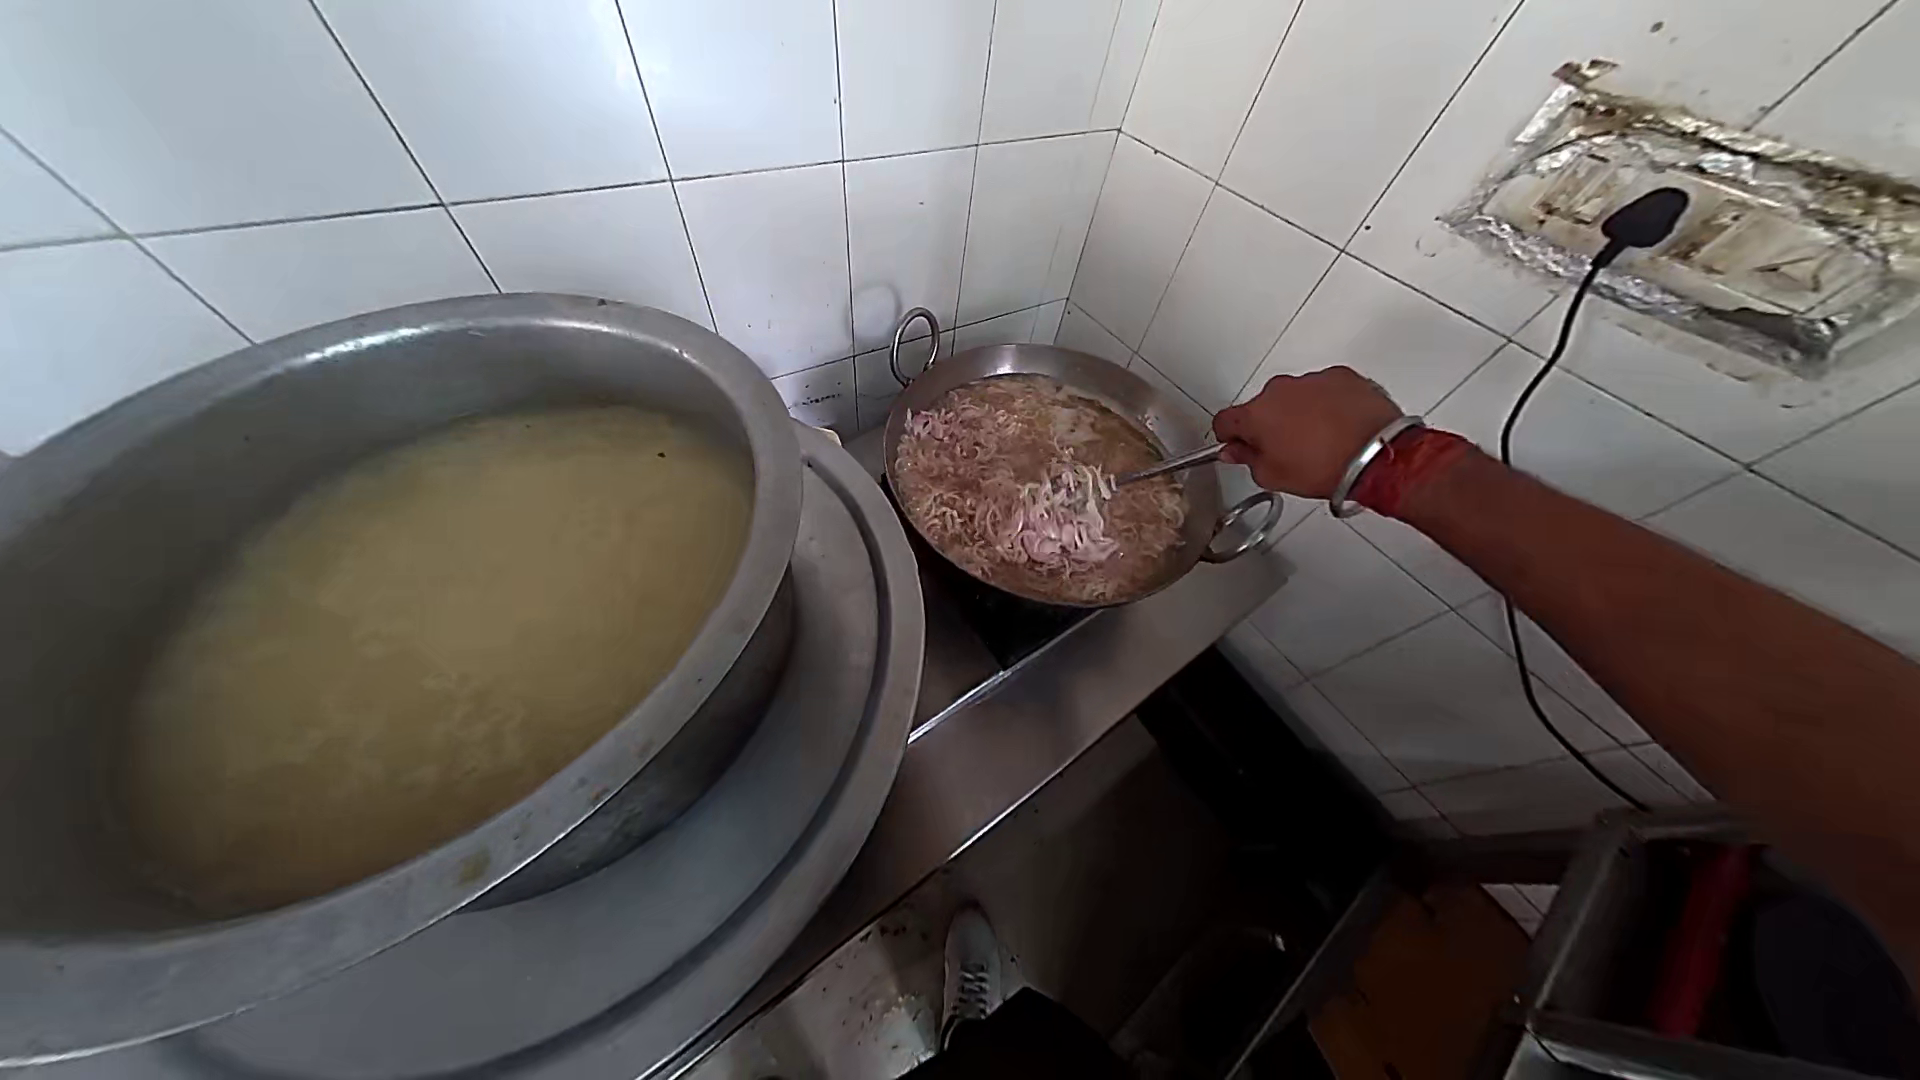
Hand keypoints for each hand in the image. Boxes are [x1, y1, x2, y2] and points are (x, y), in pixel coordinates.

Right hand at [1212, 367, 1403, 497]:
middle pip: (1260, 406)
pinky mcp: (1340, 376)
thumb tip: (1238, 450)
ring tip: (1316, 438)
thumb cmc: (1326, 466)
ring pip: (1292, 395)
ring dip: (1297, 412)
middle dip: (1267, 423)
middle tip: (1283, 447)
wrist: (1377, 457)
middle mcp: (1279, 391)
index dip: (1229, 436)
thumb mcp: (1272, 476)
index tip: (1238, 444)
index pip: (1224, 421)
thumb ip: (1247, 458)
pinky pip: (1322, 388)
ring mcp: (1311, 381)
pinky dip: (1325, 403)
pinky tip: (1335, 425)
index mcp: (1255, 415)